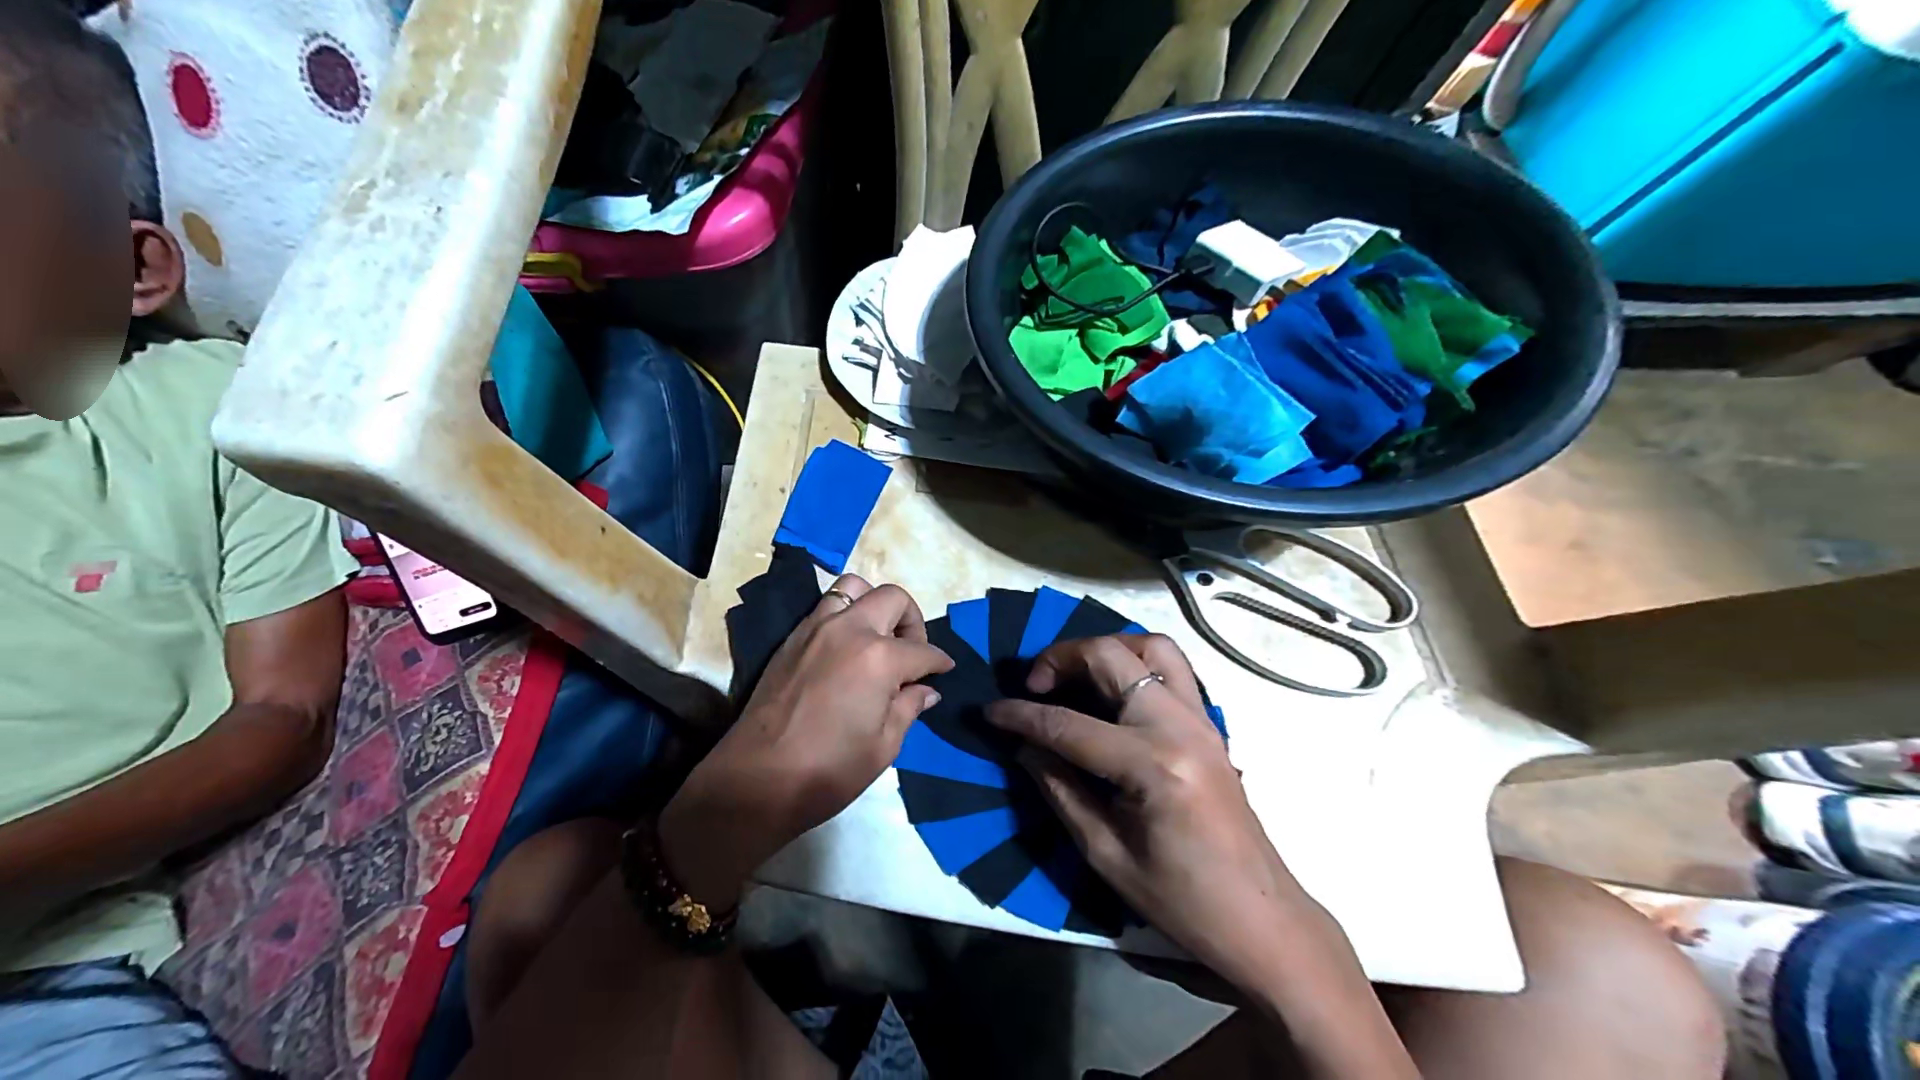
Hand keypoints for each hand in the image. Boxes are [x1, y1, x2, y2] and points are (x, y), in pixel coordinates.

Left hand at [660, 575, 952, 906]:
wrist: (756, 780)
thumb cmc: (829, 770)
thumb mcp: (883, 746)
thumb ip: (908, 708)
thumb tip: (925, 690)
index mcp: (879, 657)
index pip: (922, 650)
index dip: (939, 662)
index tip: (944, 670)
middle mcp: (848, 629)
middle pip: (891, 598)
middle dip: (911, 621)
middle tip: (911, 652)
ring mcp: (815, 628)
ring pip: (853, 588)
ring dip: (874, 605)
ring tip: (878, 639)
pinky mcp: (791, 638)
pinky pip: (825, 607)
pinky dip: (845, 615)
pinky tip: (848, 650)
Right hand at [985, 635, 1315, 984]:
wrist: (1261, 918)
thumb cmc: (1181, 900)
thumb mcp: (1105, 854)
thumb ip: (1060, 788)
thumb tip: (1024, 745)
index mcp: (1151, 764)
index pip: (1068, 723)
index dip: (1020, 716)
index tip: (989, 711)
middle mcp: (1178, 725)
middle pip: (1111, 657)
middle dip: (1060, 659)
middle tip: (1033, 685)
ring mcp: (1201, 719)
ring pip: (1150, 647)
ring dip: (1105, 648)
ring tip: (1075, 675)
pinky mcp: (1210, 725)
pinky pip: (1172, 668)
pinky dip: (1135, 663)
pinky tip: (1113, 692)